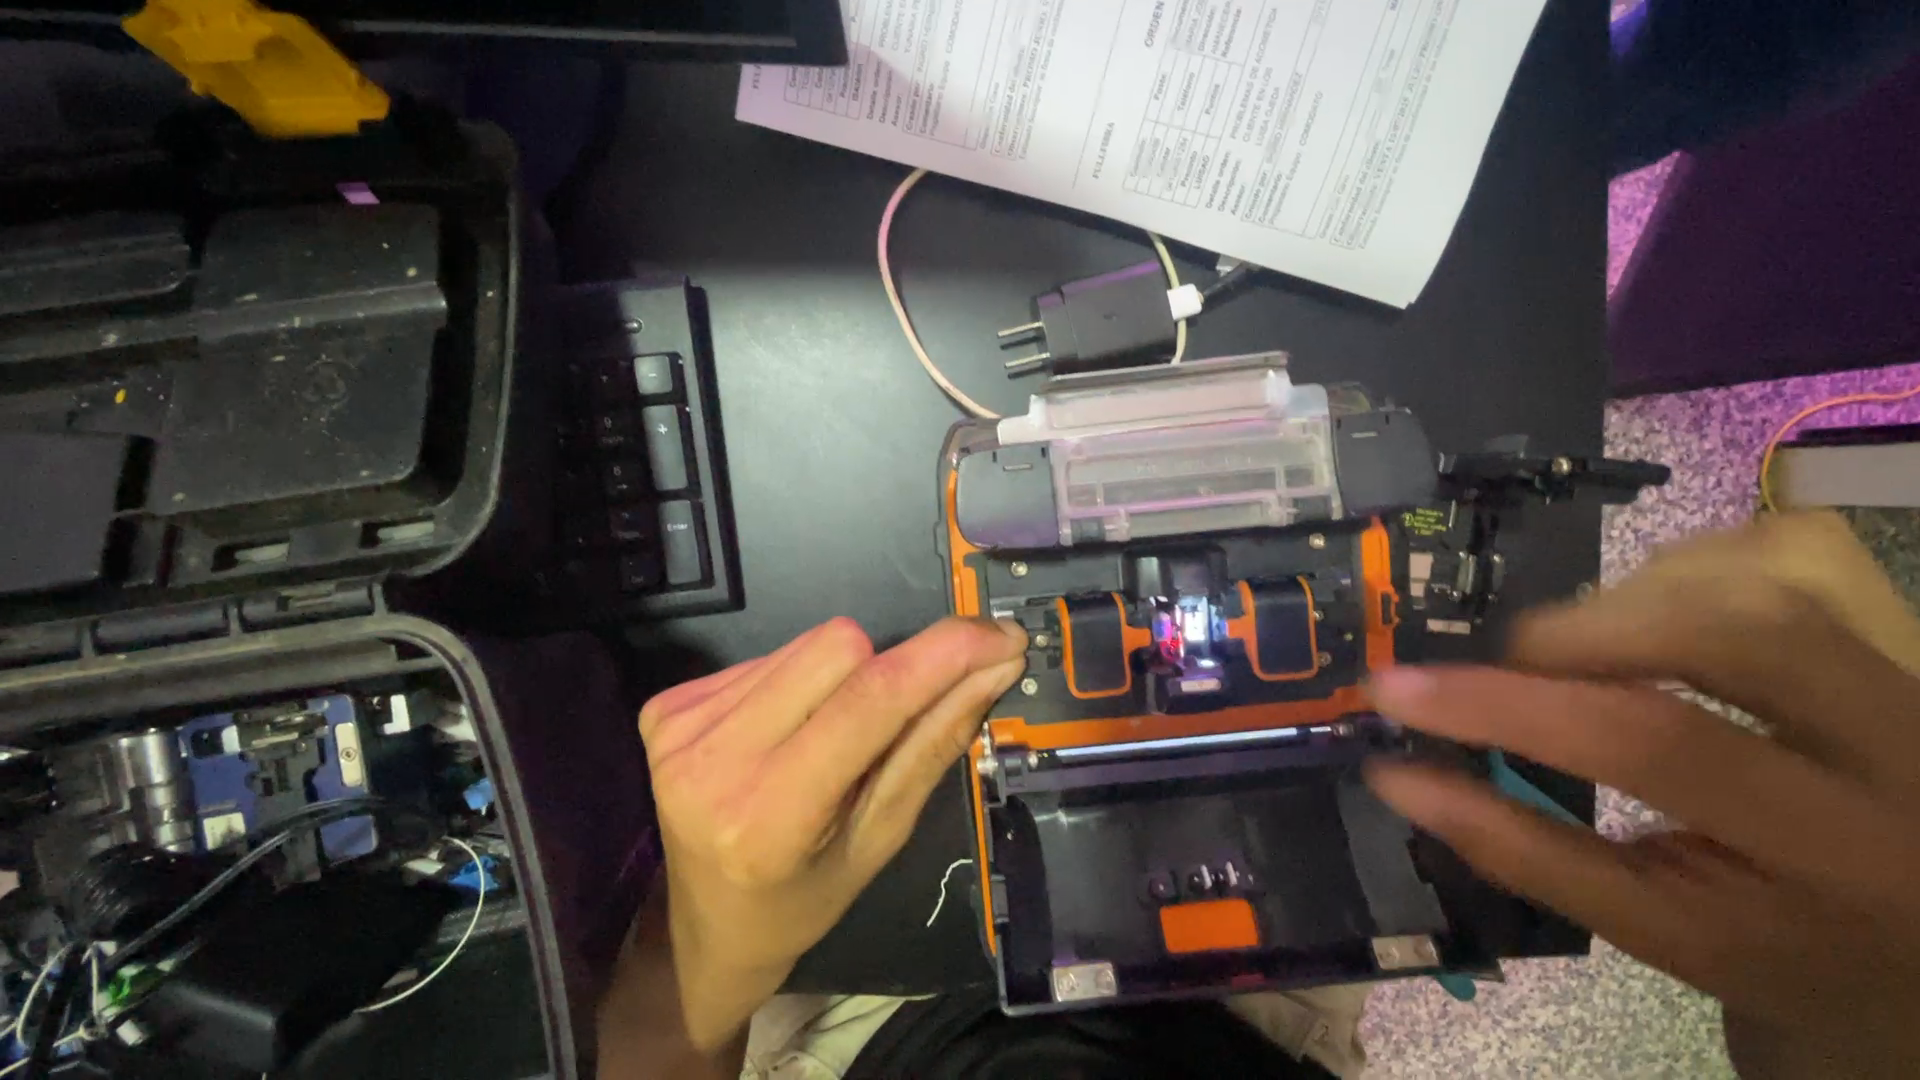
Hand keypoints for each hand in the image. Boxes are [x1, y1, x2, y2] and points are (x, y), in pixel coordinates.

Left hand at [639, 616, 1027, 1050]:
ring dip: (841, 675)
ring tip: (830, 733)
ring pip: (807, 641)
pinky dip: (800, 683)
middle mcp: (712, 760)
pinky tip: (789, 731)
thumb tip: (992, 667)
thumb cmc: (804, 897)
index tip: (999, 636)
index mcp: (771, 816)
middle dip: (886, 669)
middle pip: (839, 644)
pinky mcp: (667, 704)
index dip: (944, 656)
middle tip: (890, 721)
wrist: (705, 924)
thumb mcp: (882, 836)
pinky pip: (770, 655)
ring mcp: (681, 727)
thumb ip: (935, 743)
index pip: (871, 701)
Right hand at [1363, 513, 1919, 1076]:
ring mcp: (1915, 687)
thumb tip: (1394, 773)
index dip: (1503, 708)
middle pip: (1726, 631)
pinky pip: (1781, 567)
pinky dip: (1679, 579)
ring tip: (1560, 657)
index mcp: (1845, 856)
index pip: (1649, 746)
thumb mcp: (1661, 931)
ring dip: (1620, 606)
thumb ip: (1523, 850)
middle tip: (1498, 667)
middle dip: (1573, 635)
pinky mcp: (1903, 648)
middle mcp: (1908, 754)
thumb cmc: (1789, 954)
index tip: (1389, 691)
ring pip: (1752, 584)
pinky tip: (1639, 625)